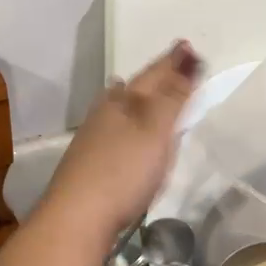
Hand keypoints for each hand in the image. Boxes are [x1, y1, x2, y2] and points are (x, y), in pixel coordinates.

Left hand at [38, 41, 202, 239]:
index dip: (173, 62)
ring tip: (148, 94)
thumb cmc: (122, 171)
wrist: (77, 218)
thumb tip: (187, 54)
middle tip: (170, 68)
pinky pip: (115, 133)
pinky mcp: (89, 166)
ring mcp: (93, 140)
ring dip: (136, 101)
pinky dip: (128, 126)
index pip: (153, 74)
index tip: (187, 47)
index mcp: (122, 100)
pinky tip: (125, 133)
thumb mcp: (155, 129)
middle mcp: (104, 113)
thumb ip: (173, 95)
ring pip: (120, 110)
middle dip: (153, 79)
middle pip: (133, 90)